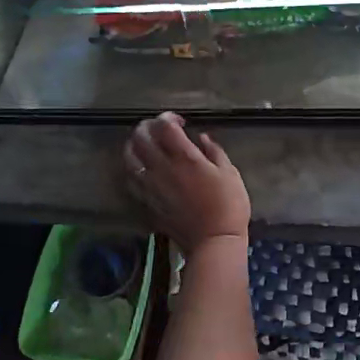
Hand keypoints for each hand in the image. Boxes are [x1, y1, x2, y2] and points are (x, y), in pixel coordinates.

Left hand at [124, 113, 250, 254]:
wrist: (214, 241)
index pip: (165, 126)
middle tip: (158, 129)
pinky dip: (133, 169)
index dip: (169, 117)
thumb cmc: (229, 206)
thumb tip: (202, 138)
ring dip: (134, 145)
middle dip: (147, 126)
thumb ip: (214, 151)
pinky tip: (141, 168)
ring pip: (130, 157)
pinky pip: (132, 180)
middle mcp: (163, 168)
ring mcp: (152, 186)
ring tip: (143, 144)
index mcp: (185, 157)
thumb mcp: (230, 173)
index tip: (180, 122)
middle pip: (141, 137)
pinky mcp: (147, 202)